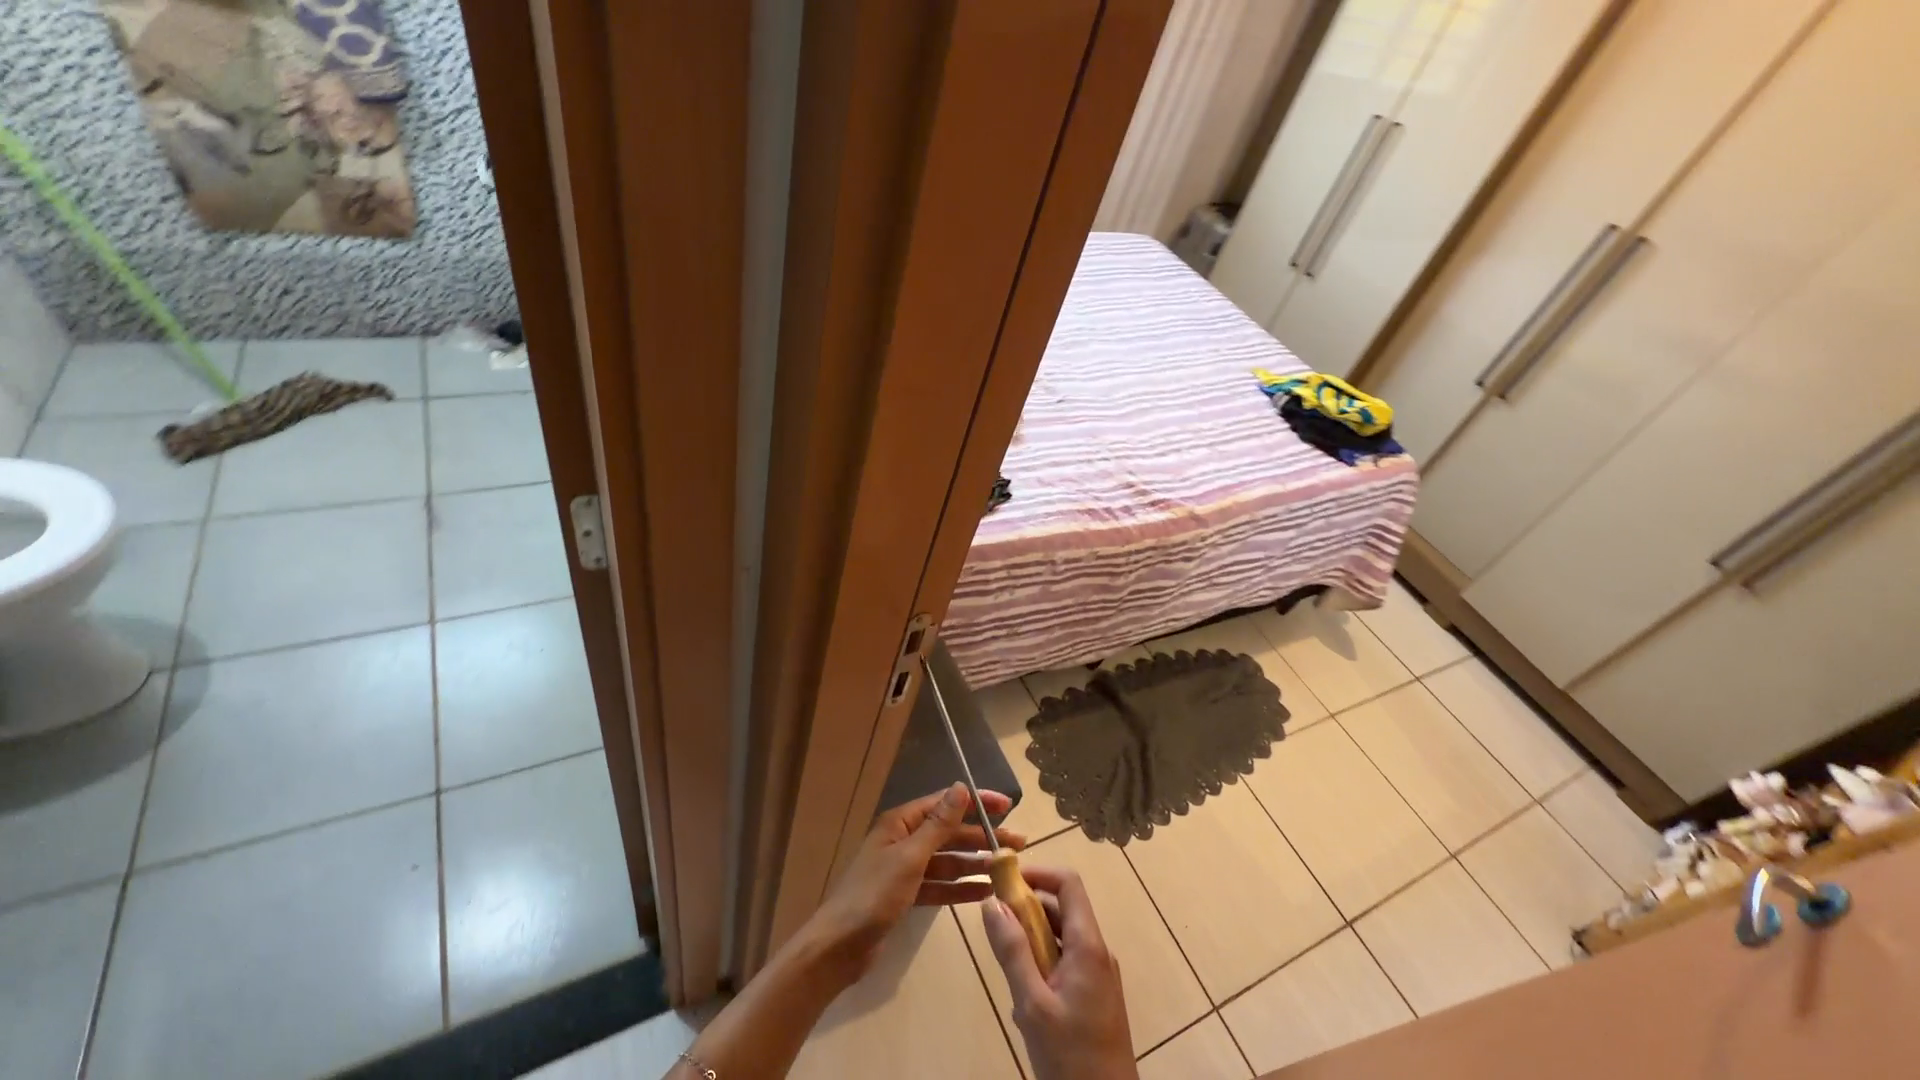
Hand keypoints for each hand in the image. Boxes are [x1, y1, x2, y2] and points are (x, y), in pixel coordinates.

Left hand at [802, 782, 1022, 984]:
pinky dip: (960, 888)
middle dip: (982, 837)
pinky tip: (984, 892)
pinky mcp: (906, 896)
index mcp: (900, 823)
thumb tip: (961, 787)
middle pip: (949, 833)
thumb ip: (939, 824)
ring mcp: (904, 869)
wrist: (840, 946)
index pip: (945, 803)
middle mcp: (903, 840)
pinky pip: (940, 886)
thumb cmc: (874, 895)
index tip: (1008, 806)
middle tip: (1019, 845)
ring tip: (1007, 870)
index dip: (977, 803)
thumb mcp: (910, 857)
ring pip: (948, 860)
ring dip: (975, 863)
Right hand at [981, 866, 1135, 1079]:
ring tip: (1009, 976)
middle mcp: (1097, 951)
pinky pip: (1063, 962)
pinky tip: (1026, 1001)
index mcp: (1088, 946)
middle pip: (1061, 909)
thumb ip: (1012, 951)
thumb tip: (992, 903)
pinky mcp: (1093, 995)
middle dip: (1025, 911)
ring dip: (1031, 943)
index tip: (1001, 879)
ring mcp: (1097, 974)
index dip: (1036, 872)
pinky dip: (1040, 966)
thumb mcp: (1032, 1003)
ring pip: (1060, 938)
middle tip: (994, 931)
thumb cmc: (1070, 1056)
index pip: (1068, 883)